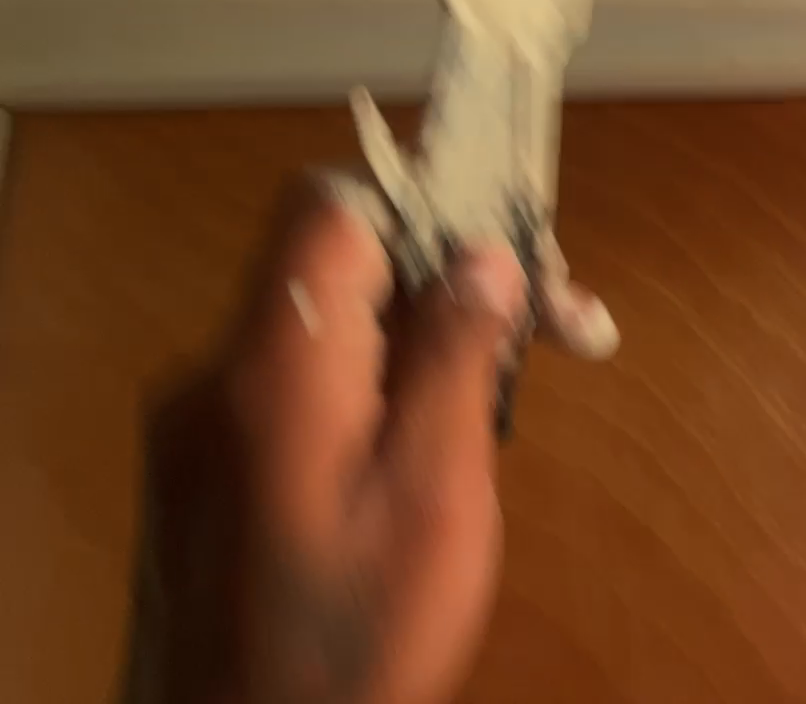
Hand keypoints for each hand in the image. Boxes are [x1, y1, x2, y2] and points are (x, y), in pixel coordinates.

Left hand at [128, 177, 521, 703]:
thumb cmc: (357, 628)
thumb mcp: (432, 486)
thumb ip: (453, 357)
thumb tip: (486, 254)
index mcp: (273, 370)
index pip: (330, 210)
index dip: (425, 197)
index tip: (510, 233)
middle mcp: (226, 371)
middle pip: (354, 260)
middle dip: (466, 271)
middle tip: (565, 317)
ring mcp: (221, 411)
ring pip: (353, 311)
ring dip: (449, 319)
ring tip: (536, 362)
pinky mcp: (233, 446)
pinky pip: (332, 363)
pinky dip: (408, 360)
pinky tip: (465, 407)